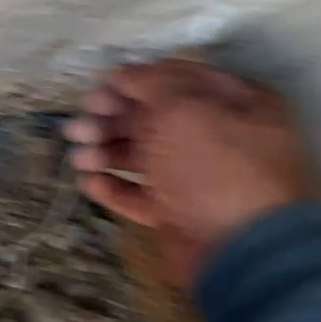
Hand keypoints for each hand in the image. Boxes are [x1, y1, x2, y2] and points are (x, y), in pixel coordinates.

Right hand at [64, 59, 309, 280]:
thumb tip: (125, 74)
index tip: (100, 92)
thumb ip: (154, 83)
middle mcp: (218, 136)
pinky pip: (137, 192)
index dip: (134, 82)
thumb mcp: (185, 110)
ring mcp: (197, 177)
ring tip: (82, 159)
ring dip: (103, 151)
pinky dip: (111, 185)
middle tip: (79, 128)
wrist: (240, 247)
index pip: (177, 78)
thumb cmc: (215, 167)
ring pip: (140, 154)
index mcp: (234, 105)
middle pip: (152, 118)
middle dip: (110, 119)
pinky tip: (92, 182)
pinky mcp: (177, 210)